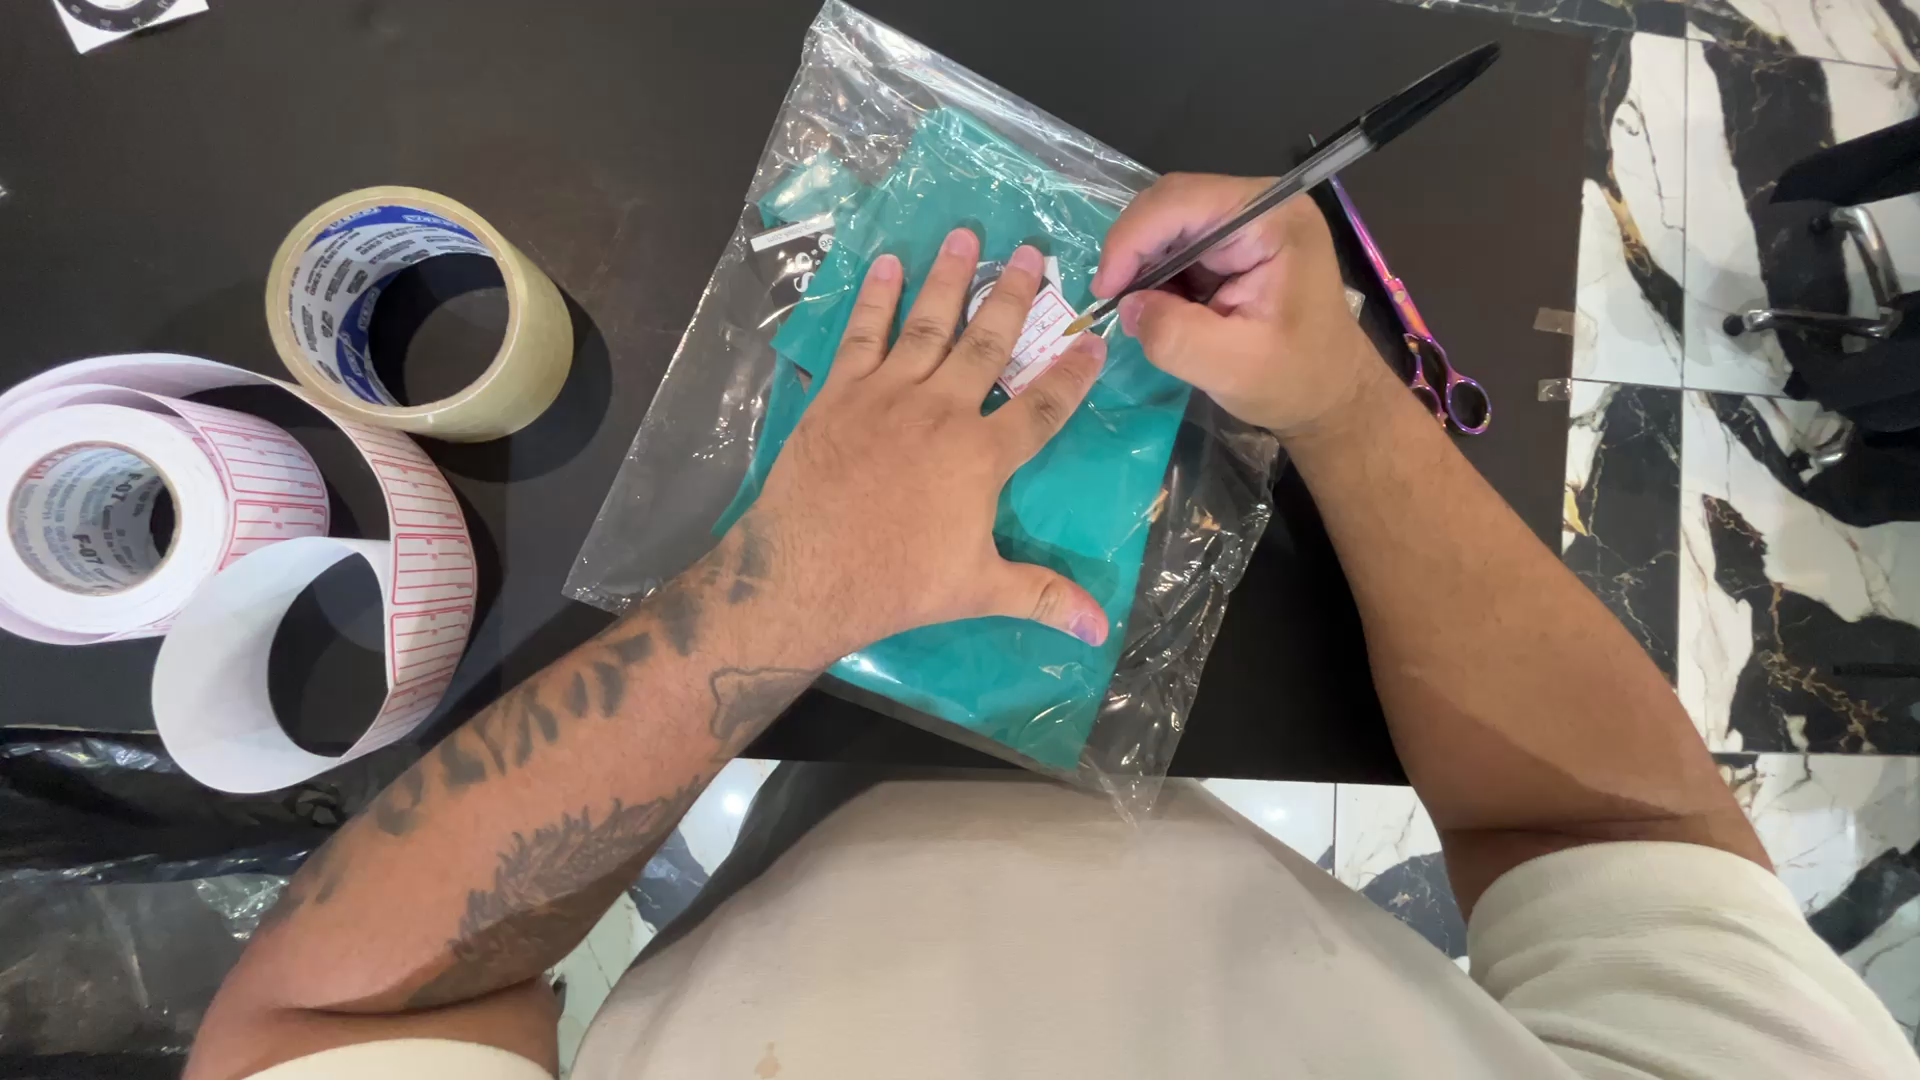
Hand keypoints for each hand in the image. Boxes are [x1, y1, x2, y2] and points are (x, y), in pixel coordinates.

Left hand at [743, 228, 1111, 654]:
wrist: (808, 574)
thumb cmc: (898, 582)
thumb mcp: (979, 590)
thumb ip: (1043, 596)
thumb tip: (1101, 629)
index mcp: (983, 456)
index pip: (1042, 407)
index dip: (1072, 374)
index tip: (1094, 338)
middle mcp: (943, 411)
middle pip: (987, 345)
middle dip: (1014, 298)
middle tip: (1032, 253)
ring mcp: (888, 395)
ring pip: (928, 325)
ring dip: (950, 279)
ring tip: (965, 236)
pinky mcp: (841, 393)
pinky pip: (863, 335)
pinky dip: (876, 298)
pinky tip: (886, 265)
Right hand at [1092, 173, 1391, 438]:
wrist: (1327, 395)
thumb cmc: (1294, 380)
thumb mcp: (1231, 366)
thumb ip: (1175, 335)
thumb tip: (1128, 306)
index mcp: (1271, 220)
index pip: (1182, 201)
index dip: (1132, 239)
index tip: (1105, 292)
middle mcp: (1258, 208)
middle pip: (1169, 205)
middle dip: (1132, 253)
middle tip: (1114, 305)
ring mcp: (1244, 226)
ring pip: (1166, 226)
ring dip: (1141, 269)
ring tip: (1140, 315)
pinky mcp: (1230, 249)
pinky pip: (1175, 249)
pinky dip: (1154, 279)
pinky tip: (1158, 312)